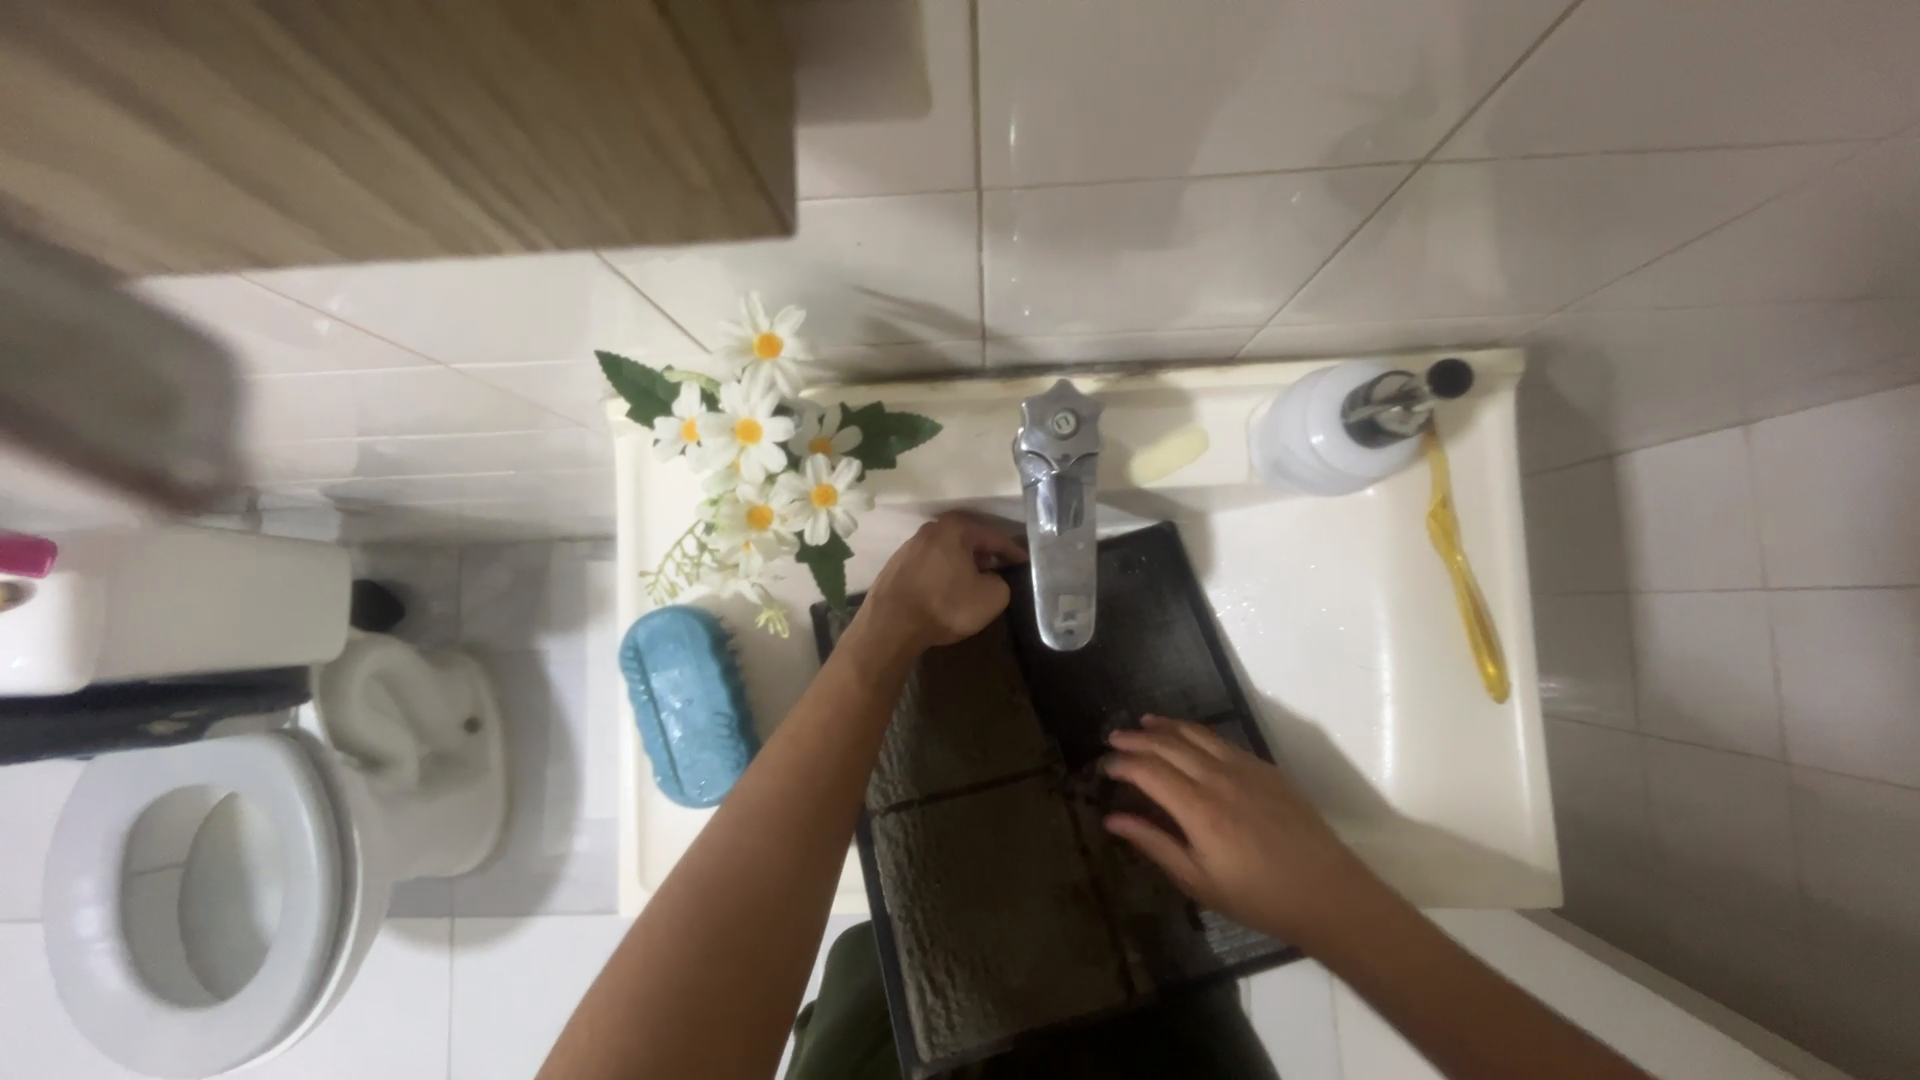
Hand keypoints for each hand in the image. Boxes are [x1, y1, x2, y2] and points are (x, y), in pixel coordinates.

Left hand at [855, 512, 1026, 654]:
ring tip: (974, 582)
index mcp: (955, 528)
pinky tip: (946, 591)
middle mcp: (930, 530)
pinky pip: (930, 566)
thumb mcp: (992, 597)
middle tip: (1001, 569)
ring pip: (947, 552)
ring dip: (962, 565)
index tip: (1025, 561)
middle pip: (967, 540)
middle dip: (985, 554)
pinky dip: (943, 574)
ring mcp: (909, 547)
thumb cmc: (945, 605)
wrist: (891, 624)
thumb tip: (992, 579)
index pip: (993, 537)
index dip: (1013, 551)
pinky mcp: (896, 566)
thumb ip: (1002, 582)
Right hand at [1102, 715, 1382, 945]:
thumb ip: (1154, 843)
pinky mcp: (1265, 768)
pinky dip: (1195, 732)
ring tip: (1143, 723)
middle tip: (1113, 739)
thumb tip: (1112, 819)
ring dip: (1164, 726)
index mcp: (1198, 809)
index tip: (1103, 767)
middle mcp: (1218, 778)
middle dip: (1135, 739)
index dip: (1120, 764)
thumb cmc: (1257, 897)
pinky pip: (1221, 740)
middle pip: (1167, 744)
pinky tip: (1187, 737)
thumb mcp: (1198, 880)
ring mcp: (1244, 768)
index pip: (1147, 771)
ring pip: (1195, 734)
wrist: (1327, 893)